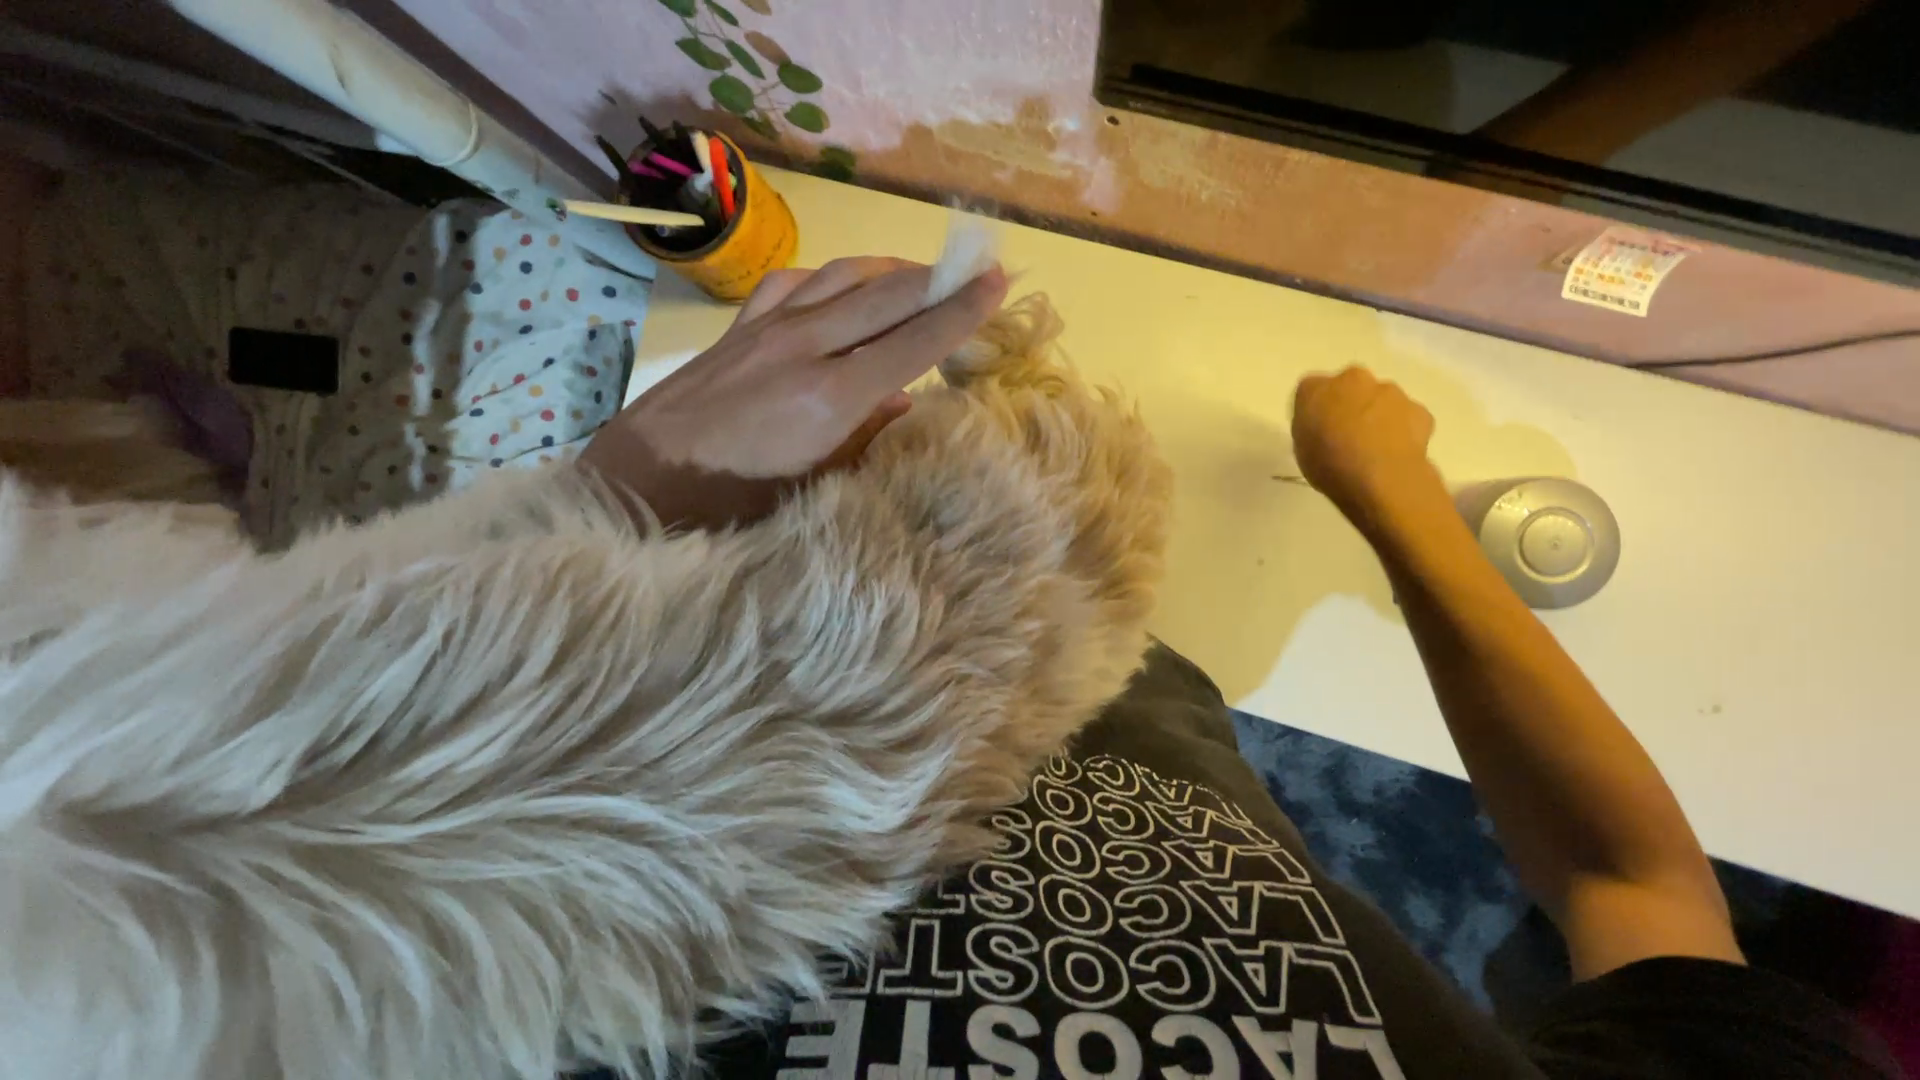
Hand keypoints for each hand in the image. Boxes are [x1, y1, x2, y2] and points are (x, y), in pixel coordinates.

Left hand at [581, 256, 1007, 530]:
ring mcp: (769, 328)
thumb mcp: (816, 487)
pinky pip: (796, 281)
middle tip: (977, 268)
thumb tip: (902, 400)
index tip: (999, 282)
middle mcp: (806, 347)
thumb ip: (866, 438)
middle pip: (887, 295)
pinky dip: (832, 276)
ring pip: (844, 276)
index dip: (962, 309)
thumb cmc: (735, 502)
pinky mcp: (741, 325)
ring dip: (890, 269)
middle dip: (939, 279)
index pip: (915, 340)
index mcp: (833, 397)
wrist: (643, 480)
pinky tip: (844, 284)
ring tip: (921, 273)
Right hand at [1290, 366, 1444, 537]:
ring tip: (1374, 450)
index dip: (1316, 411)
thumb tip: (1324, 424)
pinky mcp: (1419, 410)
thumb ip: (1311, 427)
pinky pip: (1407, 417)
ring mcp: (1390, 392)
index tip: (1319, 431)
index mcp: (1315, 388)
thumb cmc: (1328, 463)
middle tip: (1347, 437)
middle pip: (1350, 388)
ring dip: (1377, 416)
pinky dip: (1402, 429)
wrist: (1379, 477)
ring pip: (1381, 400)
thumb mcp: (1301, 447)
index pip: (1311, 390)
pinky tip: (1396, 453)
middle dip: (1350, 406)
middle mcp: (1353, 378)